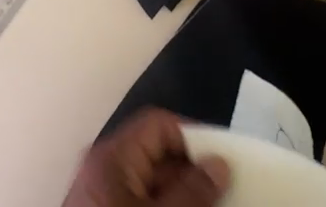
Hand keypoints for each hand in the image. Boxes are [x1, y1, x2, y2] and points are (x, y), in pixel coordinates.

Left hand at [62, 109, 230, 206]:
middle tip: (225, 192)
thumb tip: (217, 166)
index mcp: (112, 157)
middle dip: (191, 174)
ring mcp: (100, 197)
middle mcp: (103, 169)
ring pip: (150, 185)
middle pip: (156, 156)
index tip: (223, 161)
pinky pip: (139, 203)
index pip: (159, 126)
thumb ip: (192, 191)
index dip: (193, 138)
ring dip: (182, 197)